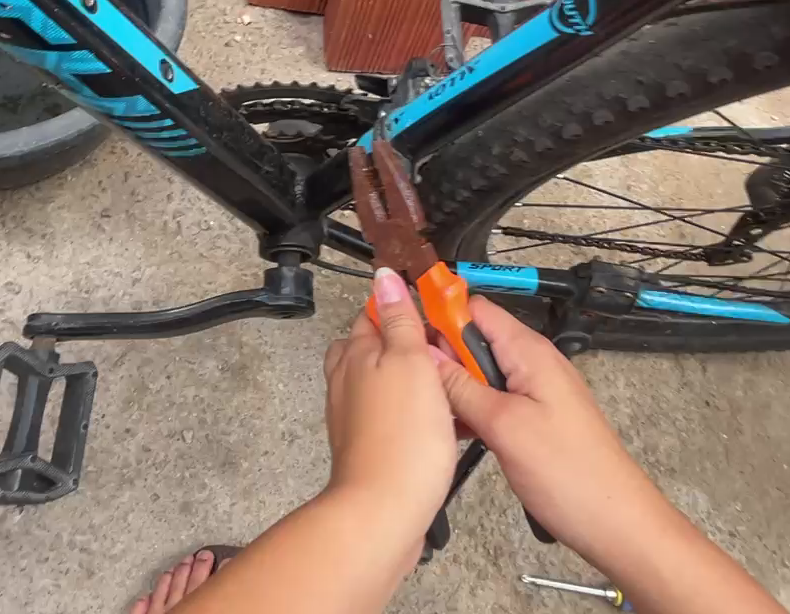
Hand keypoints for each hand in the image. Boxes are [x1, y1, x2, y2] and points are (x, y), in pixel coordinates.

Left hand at [321, 268, 459, 538]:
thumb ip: (399, 319)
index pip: (372, 312)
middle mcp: (347, 380)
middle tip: (438, 349)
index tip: (429, 310)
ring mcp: (353, 415)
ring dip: (406, 379)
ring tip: (441, 386)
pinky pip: (387, 416)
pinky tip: (432, 424)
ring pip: (379, 381)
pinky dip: (406, 412)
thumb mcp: (410, 361)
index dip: (399, 306)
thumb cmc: (401, 437)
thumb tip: (385, 277)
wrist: (384, 512)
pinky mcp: (367, 445)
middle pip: (371, 346)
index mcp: (356, 353)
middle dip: (401, 342)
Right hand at [435, 297, 654, 563]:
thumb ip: (460, 386)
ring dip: (456, 383)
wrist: (619, 526)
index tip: (408, 332)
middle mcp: (533, 360)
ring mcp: (536, 388)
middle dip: (444, 353)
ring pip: (482, 369)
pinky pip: (495, 395)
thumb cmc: (570, 474)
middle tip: (417, 381)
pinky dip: (473, 405)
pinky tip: (456, 428)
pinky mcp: (535, 414)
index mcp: (528, 350)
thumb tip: (424, 353)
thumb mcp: (503, 426)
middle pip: (475, 337)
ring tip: (431, 408)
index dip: (439, 314)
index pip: (474, 308)